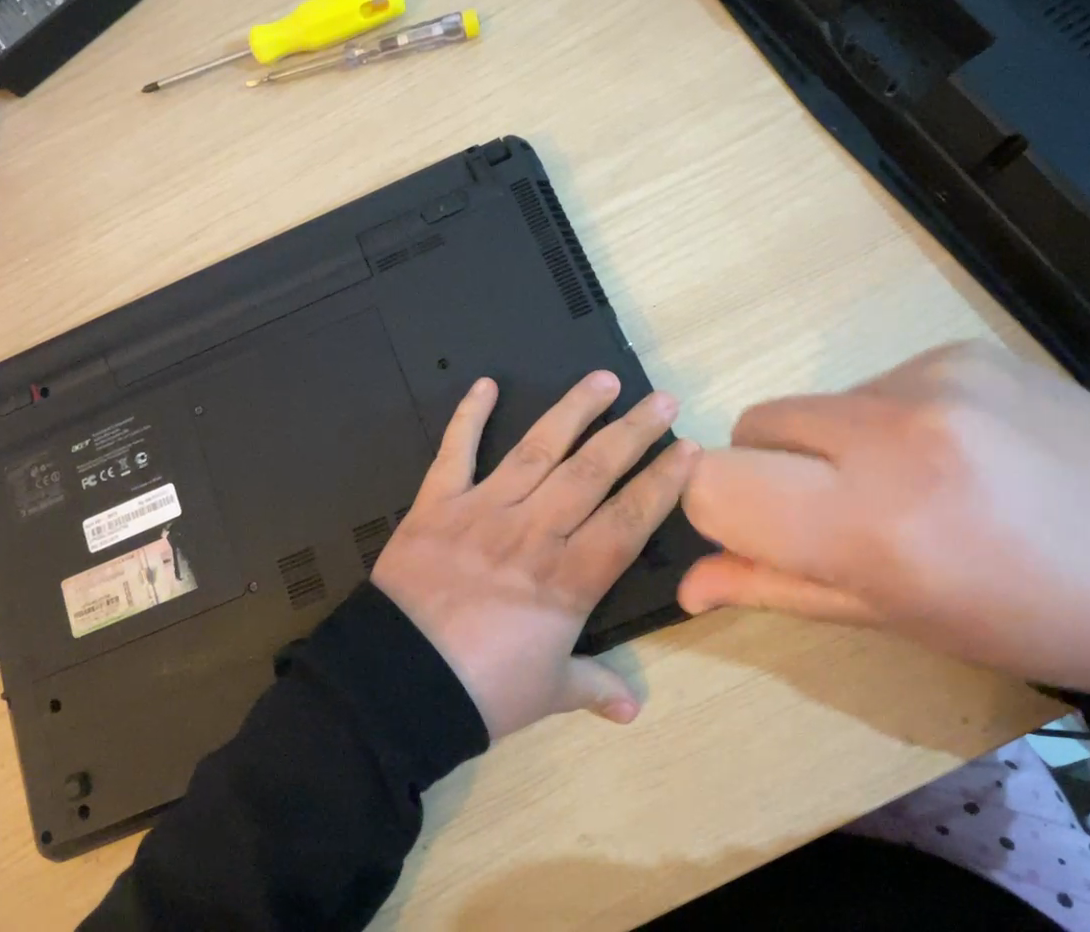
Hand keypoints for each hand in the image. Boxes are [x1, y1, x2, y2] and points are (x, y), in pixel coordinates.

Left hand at [371, 372, 699, 739]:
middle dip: (631, 433)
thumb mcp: (547, 692)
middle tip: (661, 399)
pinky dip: (468, 417)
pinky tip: (485, 384)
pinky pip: (454, 452)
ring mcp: (483, 510)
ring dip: (572, 411)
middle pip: (591, 472)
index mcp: (569, 578)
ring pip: (536, 450)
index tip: (689, 450)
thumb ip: (592, 685)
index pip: (628, 519)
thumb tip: (632, 708)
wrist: (399, 680)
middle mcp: (533, 532)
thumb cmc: (481, 689)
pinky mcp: (436, 504)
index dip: (662, 483)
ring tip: (602, 381)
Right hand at [678, 342, 1089, 698]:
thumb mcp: (894, 618)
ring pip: (810, 406)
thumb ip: (777, 588)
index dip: (720, 509)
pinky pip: (871, 385)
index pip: (714, 484)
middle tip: (840, 516)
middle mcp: (893, 434)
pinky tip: (954, 453)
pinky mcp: (962, 350)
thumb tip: (688, 583)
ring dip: (829, 446)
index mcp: (871, 524)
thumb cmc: (1028, 620)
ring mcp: (932, 379)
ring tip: (912, 484)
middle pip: (748, 426)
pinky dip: (883, 421)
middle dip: (770, 473)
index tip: (760, 532)